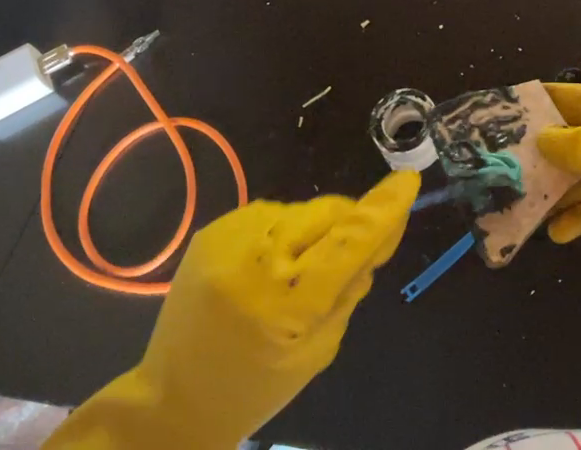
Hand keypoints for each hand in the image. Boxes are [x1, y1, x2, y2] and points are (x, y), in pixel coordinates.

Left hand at [46, 170, 420, 449]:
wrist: (171, 399)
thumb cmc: (256, 387)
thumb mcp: (319, 349)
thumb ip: (351, 288)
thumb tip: (379, 235)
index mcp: (286, 303)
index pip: (349, 241)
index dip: (383, 210)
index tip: (409, 181)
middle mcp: (256, 259)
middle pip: (329, 213)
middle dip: (351, 224)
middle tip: (354, 255)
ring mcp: (229, 238)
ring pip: (303, 210)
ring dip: (316, 229)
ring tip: (299, 270)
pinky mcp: (213, 230)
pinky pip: (271, 213)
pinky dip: (285, 231)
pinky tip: (271, 264)